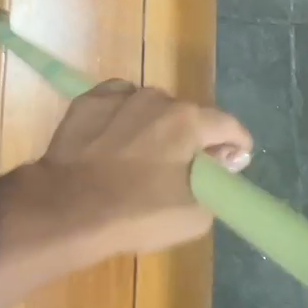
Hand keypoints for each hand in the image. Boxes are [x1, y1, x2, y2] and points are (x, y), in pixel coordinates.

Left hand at [34, 80, 253, 255]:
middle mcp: (154, 98)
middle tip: (182, 164)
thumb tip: (222, 158)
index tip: (232, 162)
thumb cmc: (140, 212)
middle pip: (185, 113)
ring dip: (154, 124)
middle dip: (190, 135)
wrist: (72, 204)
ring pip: (148, 106)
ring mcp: (116, 95)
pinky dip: (122, 115)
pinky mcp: (86, 100)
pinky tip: (115, 139)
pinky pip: (116, 102)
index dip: (235, 144)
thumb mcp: (196, 212)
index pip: (226, 124)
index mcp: (187, 121)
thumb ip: (216, 180)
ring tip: (143, 153)